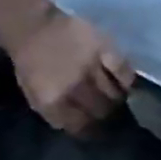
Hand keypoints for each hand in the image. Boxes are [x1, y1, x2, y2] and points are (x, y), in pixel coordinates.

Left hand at [8, 9, 135, 136]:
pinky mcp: (104, 47)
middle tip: (113, 115)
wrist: (35, 28)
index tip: (99, 130)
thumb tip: (79, 125)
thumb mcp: (34, 97)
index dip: (92, 131)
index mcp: (54, 103)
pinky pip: (122, 69)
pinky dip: (127, 79)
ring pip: (114, 93)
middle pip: (101, 110)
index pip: (81, 126)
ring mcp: (91, 66)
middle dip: (108, 117)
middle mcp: (75, 88)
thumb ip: (57, 113)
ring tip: (121, 101)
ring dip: (119, 101)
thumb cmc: (31, 64)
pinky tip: (128, 84)